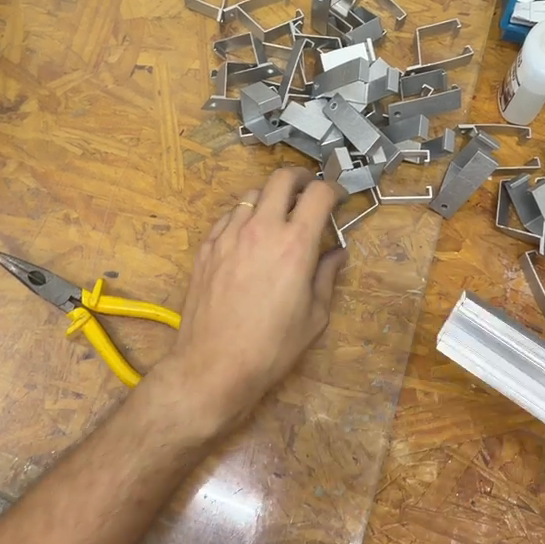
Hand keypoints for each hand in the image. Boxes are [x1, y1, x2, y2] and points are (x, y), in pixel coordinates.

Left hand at [146, 168, 345, 435]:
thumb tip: (337, 254)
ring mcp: (229, 234)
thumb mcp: (314, 317)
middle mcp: (261, 229)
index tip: (336, 197)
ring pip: (252, 195)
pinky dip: (245, 217)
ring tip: (277, 216)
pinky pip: (229, 217)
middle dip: (300, 179)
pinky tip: (248, 238)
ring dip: (270, 198)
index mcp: (295, 244)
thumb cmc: (271, 347)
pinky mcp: (207, 246)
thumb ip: (326, 277)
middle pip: (281, 178)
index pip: (318, 193)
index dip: (332, 189)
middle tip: (307, 192)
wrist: (213, 365)